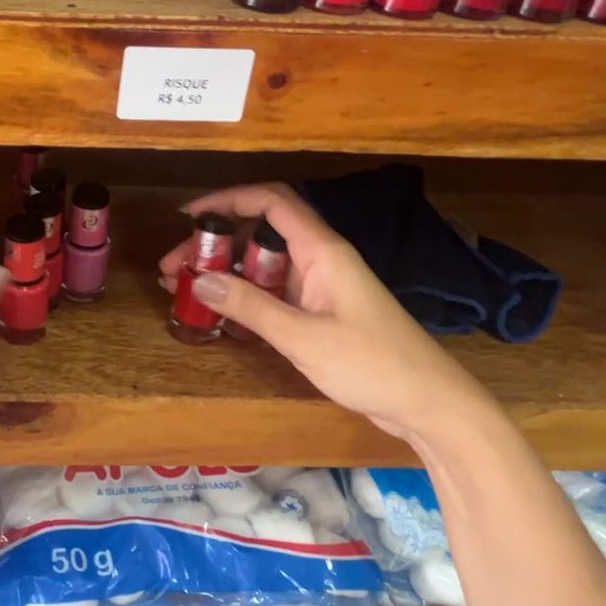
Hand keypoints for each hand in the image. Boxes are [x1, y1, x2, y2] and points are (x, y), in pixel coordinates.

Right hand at [159, 182, 498, 441]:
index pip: (271, 202)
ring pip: (263, 266)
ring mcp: (321, 287)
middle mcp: (320, 260)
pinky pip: (274, 293)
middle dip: (214, 246)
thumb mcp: (303, 337)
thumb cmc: (373, 364)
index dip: (228, 199)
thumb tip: (200, 280)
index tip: (189, 216)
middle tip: (174, 270)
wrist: (430, 405)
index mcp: (322, 251)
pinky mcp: (321, 313)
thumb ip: (250, 307)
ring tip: (184, 291)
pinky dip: (244, 298)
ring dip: (225, 274)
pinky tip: (218, 315)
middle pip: (258, 235)